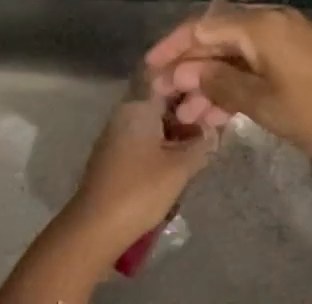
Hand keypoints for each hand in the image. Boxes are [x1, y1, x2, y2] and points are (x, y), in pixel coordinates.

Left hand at [65, 93, 214, 249]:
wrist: (97, 225)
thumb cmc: (140, 189)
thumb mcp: (179, 168)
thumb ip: (201, 145)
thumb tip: (214, 130)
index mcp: (139, 106)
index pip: (170, 86)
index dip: (194, 95)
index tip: (214, 108)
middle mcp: (125, 112)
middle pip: (162, 106)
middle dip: (187, 119)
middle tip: (211, 135)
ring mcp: (116, 133)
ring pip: (153, 125)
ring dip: (175, 136)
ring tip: (198, 152)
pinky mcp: (113, 154)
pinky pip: (142, 141)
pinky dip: (160, 148)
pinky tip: (175, 165)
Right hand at [146, 6, 311, 166]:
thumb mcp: (262, 103)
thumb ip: (218, 83)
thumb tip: (184, 72)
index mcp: (260, 24)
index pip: (202, 27)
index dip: (172, 48)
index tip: (148, 70)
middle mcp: (269, 22)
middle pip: (216, 38)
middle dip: (189, 68)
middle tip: (164, 99)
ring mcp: (284, 39)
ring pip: (233, 54)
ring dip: (209, 81)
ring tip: (187, 115)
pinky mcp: (295, 57)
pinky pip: (252, 63)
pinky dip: (233, 84)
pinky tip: (216, 111)